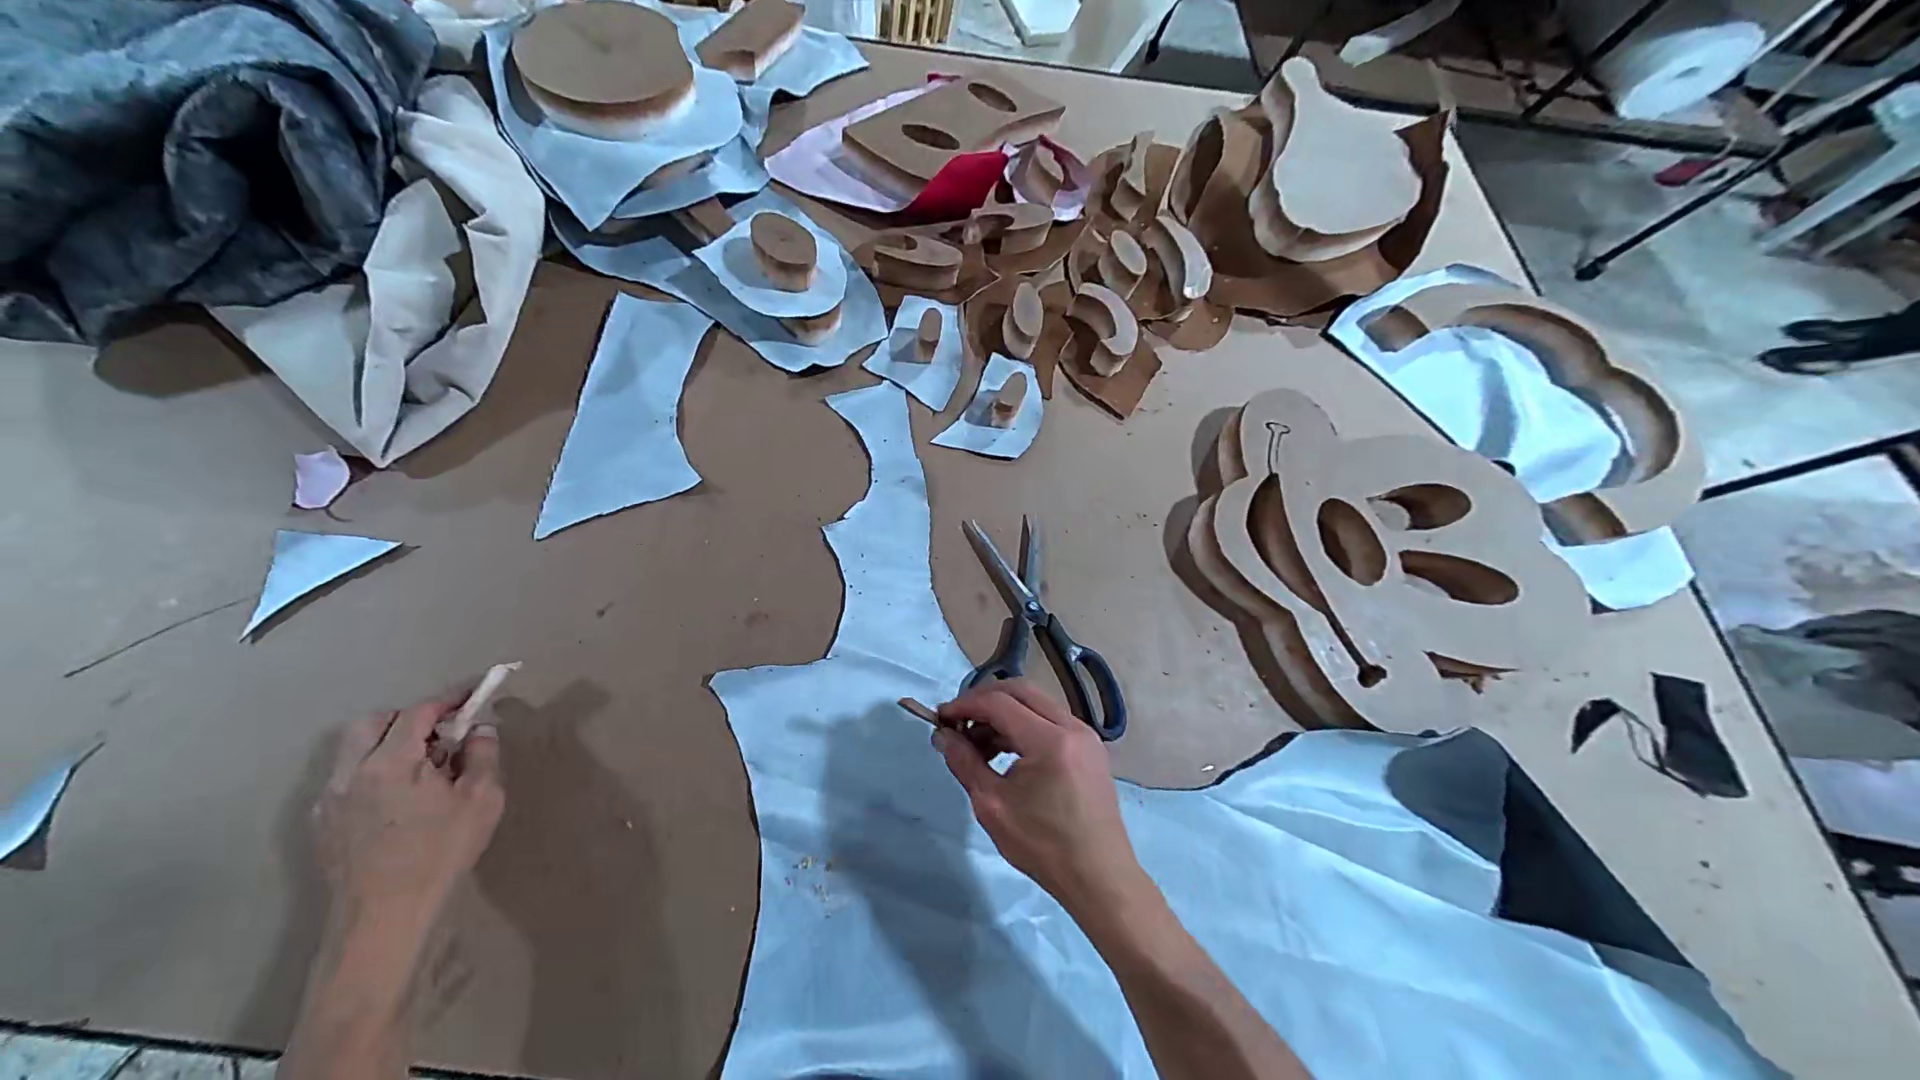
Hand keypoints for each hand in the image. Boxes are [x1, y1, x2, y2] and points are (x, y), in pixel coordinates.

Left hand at [315, 698, 504, 933]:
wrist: (383, 917)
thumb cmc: (440, 852)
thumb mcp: (482, 799)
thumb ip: (483, 755)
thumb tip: (479, 730)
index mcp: (391, 762)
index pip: (418, 712)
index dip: (448, 700)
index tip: (472, 696)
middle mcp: (351, 772)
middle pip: (373, 723)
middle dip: (409, 718)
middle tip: (441, 734)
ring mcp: (330, 799)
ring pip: (352, 750)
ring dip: (386, 744)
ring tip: (420, 766)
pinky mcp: (322, 822)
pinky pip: (345, 778)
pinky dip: (371, 771)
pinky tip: (397, 797)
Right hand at [933, 680, 1147, 915]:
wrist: (1098, 877)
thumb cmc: (1043, 846)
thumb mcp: (992, 805)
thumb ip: (965, 763)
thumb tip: (943, 735)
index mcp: (1050, 740)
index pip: (999, 703)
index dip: (966, 705)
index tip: (941, 718)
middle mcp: (1072, 727)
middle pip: (1020, 692)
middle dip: (984, 701)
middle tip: (958, 723)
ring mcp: (1085, 735)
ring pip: (1035, 704)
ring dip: (1003, 713)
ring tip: (977, 744)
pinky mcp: (1089, 747)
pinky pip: (1049, 721)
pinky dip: (1023, 726)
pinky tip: (1004, 752)